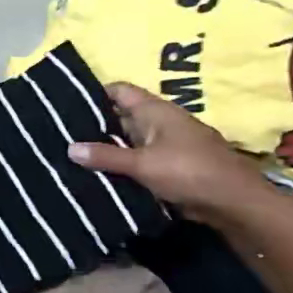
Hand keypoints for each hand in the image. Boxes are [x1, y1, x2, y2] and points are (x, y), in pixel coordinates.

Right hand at [67, 82, 271, 224]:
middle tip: (59, 133)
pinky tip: (95, 173)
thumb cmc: (189, 172)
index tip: (66, 104)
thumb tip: (69, 147)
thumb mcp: (142, 164)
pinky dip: (118, 164)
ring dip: (104, 147)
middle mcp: (159, 122)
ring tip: (69, 154)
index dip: (94, 93)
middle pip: (120, 116)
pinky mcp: (167, 166)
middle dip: (93, 124)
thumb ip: (106, 155)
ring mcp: (164, 144)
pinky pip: (135, 160)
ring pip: (126, 140)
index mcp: (155, 111)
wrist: (233, 202)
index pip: (119, 90)